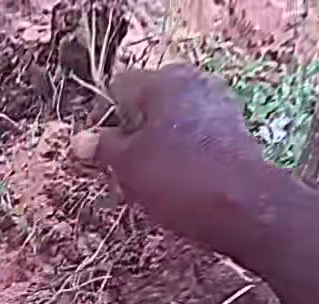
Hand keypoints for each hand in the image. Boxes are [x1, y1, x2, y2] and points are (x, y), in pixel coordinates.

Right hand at [89, 66, 286, 253]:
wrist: (239, 206)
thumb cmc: (176, 179)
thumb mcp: (128, 165)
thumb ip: (103, 149)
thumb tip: (80, 140)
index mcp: (165, 82)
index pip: (119, 89)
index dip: (101, 121)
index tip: (94, 153)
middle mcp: (194, 84)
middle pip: (146, 108)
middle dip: (127, 140)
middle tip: (114, 175)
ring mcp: (216, 109)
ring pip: (168, 127)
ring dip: (149, 154)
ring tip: (139, 188)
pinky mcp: (229, 137)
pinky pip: (189, 143)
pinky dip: (174, 161)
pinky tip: (168, 188)